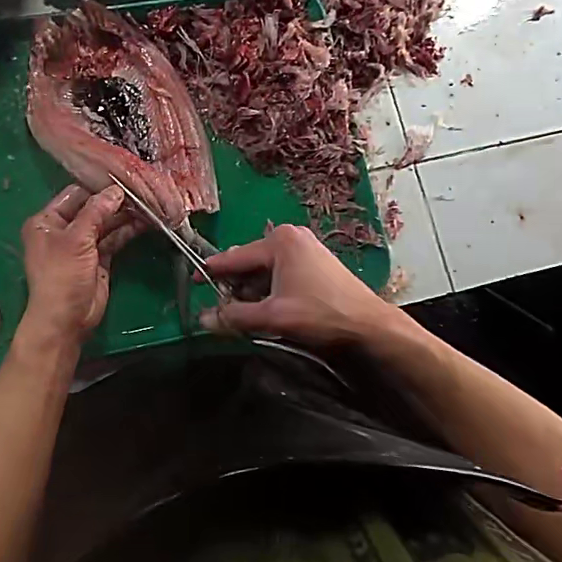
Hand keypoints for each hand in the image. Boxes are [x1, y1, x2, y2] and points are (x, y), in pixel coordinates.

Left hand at [20, 185, 140, 345]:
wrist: (66, 319)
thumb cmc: (62, 276)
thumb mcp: (76, 239)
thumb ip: (96, 212)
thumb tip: (116, 191)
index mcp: (47, 221)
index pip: (75, 195)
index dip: (98, 188)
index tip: (123, 178)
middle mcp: (63, 230)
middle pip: (93, 209)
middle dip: (116, 202)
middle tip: (142, 191)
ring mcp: (82, 245)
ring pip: (106, 224)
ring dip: (125, 216)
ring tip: (148, 205)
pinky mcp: (98, 259)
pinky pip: (114, 239)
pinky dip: (128, 231)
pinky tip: (145, 222)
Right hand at [199, 225, 402, 347]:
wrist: (368, 325)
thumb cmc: (321, 313)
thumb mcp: (272, 316)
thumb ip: (234, 316)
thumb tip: (203, 319)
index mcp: (279, 241)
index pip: (234, 256)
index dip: (211, 271)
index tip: (192, 282)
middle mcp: (291, 237)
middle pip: (249, 261)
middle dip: (234, 285)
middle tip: (219, 308)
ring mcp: (305, 248)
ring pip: (265, 269)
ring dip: (252, 291)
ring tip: (243, 314)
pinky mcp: (315, 263)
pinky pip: (280, 273)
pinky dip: (268, 289)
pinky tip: (265, 308)